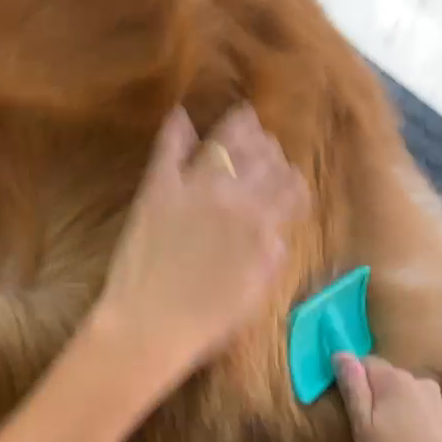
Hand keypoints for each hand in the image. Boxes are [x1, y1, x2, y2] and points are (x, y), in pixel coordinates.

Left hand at [92, 103, 306, 382]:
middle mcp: (234, 200)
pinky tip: (180, 115)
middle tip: (268, 141)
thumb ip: (269, 263)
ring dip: (237, 129)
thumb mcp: (252, 300)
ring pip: (223, 145)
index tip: (291, 178)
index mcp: (262, 228)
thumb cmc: (204, 325)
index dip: (292, 181)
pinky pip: (169, 151)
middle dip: (268, 150)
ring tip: (242, 116)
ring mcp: (194, 191)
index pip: (289, 190)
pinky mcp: (157, 191)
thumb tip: (279, 240)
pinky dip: (175, 131)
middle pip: (260, 161)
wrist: (149, 326)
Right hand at [333, 354, 441, 441]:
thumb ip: (352, 387)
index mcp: (394, 379)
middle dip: (371, 394)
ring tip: (386, 439)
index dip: (350, 380)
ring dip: (391, 408)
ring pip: (403, 394)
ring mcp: (437, 400)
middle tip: (362, 428)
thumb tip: (340, 353)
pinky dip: (409, 420)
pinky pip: (419, 409)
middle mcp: (419, 381)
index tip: (344, 406)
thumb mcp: (362, 427)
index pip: (363, 362)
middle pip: (385, 377)